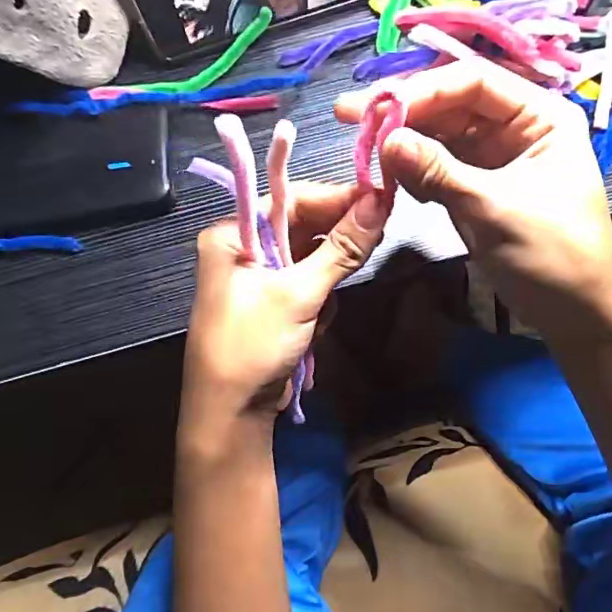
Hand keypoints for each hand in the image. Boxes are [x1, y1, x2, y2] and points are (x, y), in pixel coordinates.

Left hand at [180, 181, 389, 448]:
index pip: (290, 199)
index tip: (380, 196)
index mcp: (233, 234)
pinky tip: (316, 325)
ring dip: (328, 279)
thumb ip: (341, 248)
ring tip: (326, 303)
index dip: (336, 197)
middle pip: (303, 227)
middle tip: (376, 236)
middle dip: (335, 241)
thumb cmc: (252, 345)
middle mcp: (243, 249)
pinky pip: (309, 286)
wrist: (230, 415)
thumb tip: (380, 200)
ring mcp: (259, 279)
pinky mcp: (275, 306)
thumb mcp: (298, 294)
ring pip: (312, 259)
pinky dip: (320, 302)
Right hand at [335, 59, 611, 333]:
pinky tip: (389, 175)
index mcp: (540, 116)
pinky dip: (412, 169)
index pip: (473, 82)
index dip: (423, 91)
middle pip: (451, 102)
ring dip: (402, 139)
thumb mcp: (495, 209)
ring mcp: (493, 156)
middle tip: (348, 115)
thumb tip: (385, 140)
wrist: (574, 312)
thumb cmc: (553, 255)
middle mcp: (516, 126)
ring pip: (439, 133)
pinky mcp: (475, 185)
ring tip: (362, 147)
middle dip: (403, 110)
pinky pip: (436, 165)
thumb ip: (439, 172)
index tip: (378, 111)